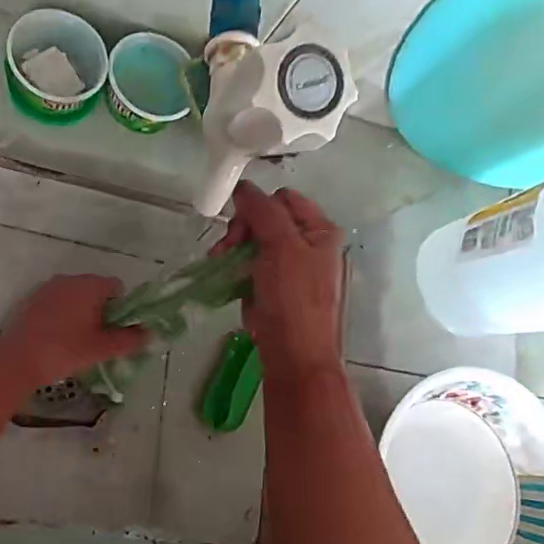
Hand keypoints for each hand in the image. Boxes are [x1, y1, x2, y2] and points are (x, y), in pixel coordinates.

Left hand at [0, 275, 147, 386]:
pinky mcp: (30, 302)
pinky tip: (58, 340)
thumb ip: (129, 339)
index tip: (117, 330)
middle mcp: (67, 280)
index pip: (116, 287)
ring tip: (79, 342)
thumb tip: (149, 334)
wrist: (18, 361)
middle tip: (100, 339)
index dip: (122, 308)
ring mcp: (46, 289)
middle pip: (94, 290)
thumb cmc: (65, 350)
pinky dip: (61, 317)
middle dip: (101, 311)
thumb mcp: (102, 348)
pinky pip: (55, 305)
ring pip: (73, 297)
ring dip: (81, 314)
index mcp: (88, 285)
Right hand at [215, 182, 344, 379]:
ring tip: (222, 268)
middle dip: (242, 233)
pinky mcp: (277, 293)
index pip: (283, 199)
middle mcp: (310, 248)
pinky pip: (253, 271)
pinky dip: (239, 273)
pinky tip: (231, 285)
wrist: (295, 356)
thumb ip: (261, 212)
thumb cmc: (293, 299)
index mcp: (321, 231)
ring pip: (256, 247)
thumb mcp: (280, 247)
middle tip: (225, 251)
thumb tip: (243, 187)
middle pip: (267, 222)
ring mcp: (293, 272)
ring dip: (235, 253)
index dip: (257, 207)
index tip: (237, 227)